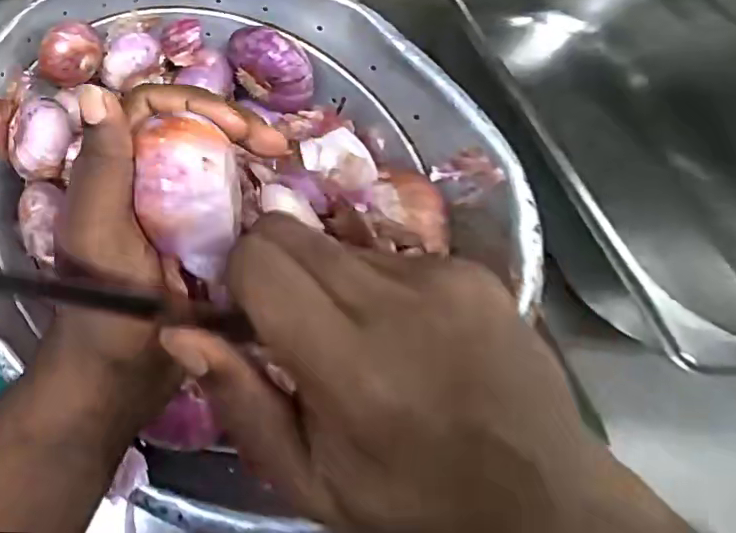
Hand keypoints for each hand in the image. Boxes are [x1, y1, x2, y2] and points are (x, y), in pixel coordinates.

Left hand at [37, 85, 290, 425]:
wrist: (121, 375)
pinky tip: (280, 204)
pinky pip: (224, 200)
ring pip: (206, 158)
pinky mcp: (194, 234)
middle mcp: (137, 174)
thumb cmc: (102, 302)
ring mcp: (166, 203)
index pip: (148, 105)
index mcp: (110, 165)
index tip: (239, 129)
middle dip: (230, 124)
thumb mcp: (99, 228)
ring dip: (244, 155)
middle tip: (275, 146)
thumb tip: (93, 92)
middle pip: (183, 124)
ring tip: (283, 164)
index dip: (192, 103)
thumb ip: (102, 164)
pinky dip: (250, 194)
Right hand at [160, 216, 686, 532]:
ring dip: (320, 272)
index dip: (239, 278)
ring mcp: (443, 281)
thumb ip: (239, 401)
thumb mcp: (309, 480)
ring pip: (327, 236)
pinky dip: (371, 278)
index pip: (257, 260)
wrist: (559, 518)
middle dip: (269, 262)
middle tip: (290, 315)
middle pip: (283, 231)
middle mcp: (398, 308)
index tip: (250, 315)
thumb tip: (176, 331)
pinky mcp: (473, 272)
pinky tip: (402, 327)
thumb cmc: (412, 504)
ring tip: (353, 328)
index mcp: (353, 368)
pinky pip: (379, 248)